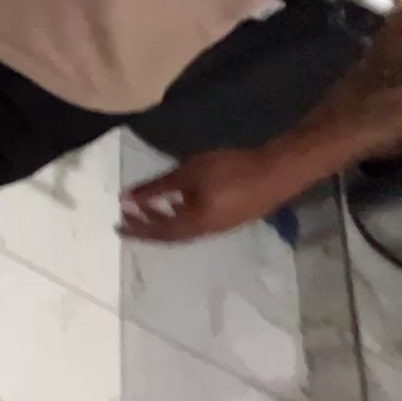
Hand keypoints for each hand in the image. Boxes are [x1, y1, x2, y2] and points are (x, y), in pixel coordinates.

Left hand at [118, 147, 310, 241]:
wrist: (283, 167)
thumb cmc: (231, 170)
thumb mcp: (185, 175)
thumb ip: (155, 188)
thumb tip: (125, 198)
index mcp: (198, 223)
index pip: (160, 233)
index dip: (138, 231)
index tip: (117, 227)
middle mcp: (212, 229)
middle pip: (172, 234)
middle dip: (147, 225)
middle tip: (126, 215)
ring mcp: (227, 223)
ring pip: (186, 227)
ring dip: (163, 218)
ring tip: (144, 206)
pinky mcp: (238, 214)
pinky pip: (200, 220)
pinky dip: (180, 213)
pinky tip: (174, 200)